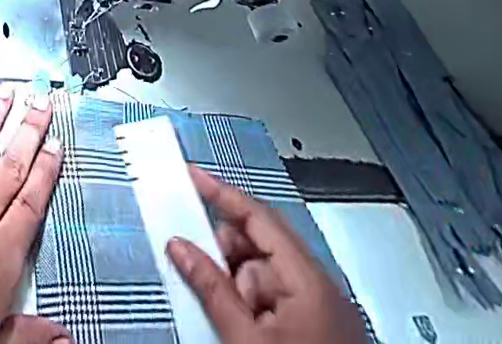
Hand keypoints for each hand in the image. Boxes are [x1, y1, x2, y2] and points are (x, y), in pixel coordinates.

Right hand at [166, 169, 363, 342]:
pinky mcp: (319, 333)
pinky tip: (238, 328)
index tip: (191, 175)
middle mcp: (321, 290)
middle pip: (260, 245)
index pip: (258, 217)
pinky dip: (249, 305)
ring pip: (263, 274)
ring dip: (236, 286)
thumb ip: (210, 288)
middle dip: (225, 254)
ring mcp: (323, 313)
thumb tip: (179, 245)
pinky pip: (273, 299)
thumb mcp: (245, 342)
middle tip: (196, 268)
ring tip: (227, 322)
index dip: (221, 193)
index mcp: (310, 283)